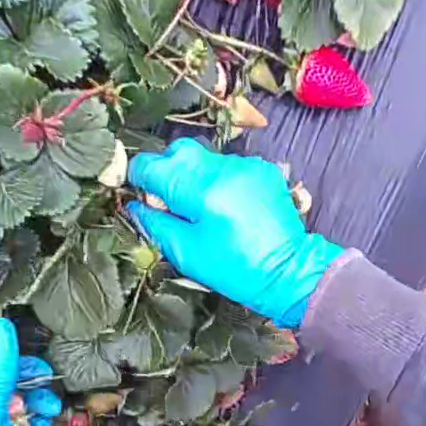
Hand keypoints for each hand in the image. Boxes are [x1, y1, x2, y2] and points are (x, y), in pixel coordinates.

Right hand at [127, 138, 343, 326]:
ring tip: (204, 210)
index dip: (140, 181)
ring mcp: (246, 166)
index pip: (151, 165)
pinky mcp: (263, 171)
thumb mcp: (188, 253)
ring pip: (204, 158)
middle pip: (177, 152)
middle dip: (168, 174)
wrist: (290, 273)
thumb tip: (135, 206)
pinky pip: (229, 166)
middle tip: (174, 206)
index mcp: (200, 188)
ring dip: (195, 177)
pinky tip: (228, 207)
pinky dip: (221, 181)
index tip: (144, 198)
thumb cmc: (238, 269)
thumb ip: (155, 224)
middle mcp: (223, 168)